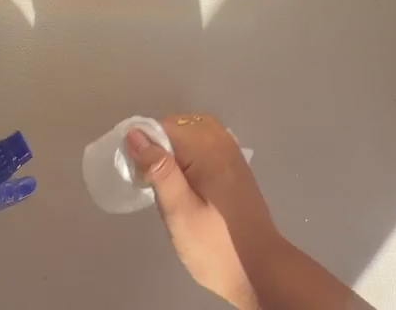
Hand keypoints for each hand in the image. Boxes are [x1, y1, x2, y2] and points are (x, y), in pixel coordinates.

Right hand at [128, 114, 278, 309]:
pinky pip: (203, 144)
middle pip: (177, 126)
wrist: (260, 269)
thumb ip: (159, 170)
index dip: (146, 148)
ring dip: (174, 152)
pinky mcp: (234, 164)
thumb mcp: (179, 212)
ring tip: (171, 188)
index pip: (163, 126)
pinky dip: (189, 156)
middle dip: (160, 149)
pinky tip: (189, 186)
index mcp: (207, 147)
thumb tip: (135, 134)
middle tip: (158, 188)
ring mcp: (230, 150)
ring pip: (190, 133)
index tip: (143, 179)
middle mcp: (221, 139)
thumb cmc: (215, 245)